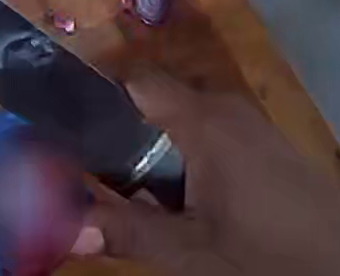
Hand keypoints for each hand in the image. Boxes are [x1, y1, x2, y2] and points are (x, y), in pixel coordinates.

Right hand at [73, 75, 339, 275]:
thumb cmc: (273, 259)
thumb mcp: (194, 256)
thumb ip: (128, 232)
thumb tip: (66, 224)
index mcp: (200, 119)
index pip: (135, 81)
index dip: (101, 97)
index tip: (74, 129)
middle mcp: (220, 106)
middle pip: (155, 101)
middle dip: (126, 135)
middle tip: (105, 177)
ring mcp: (246, 121)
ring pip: (181, 119)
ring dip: (158, 150)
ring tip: (143, 195)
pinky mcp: (263, 142)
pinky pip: (208, 133)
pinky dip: (187, 157)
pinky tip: (191, 203)